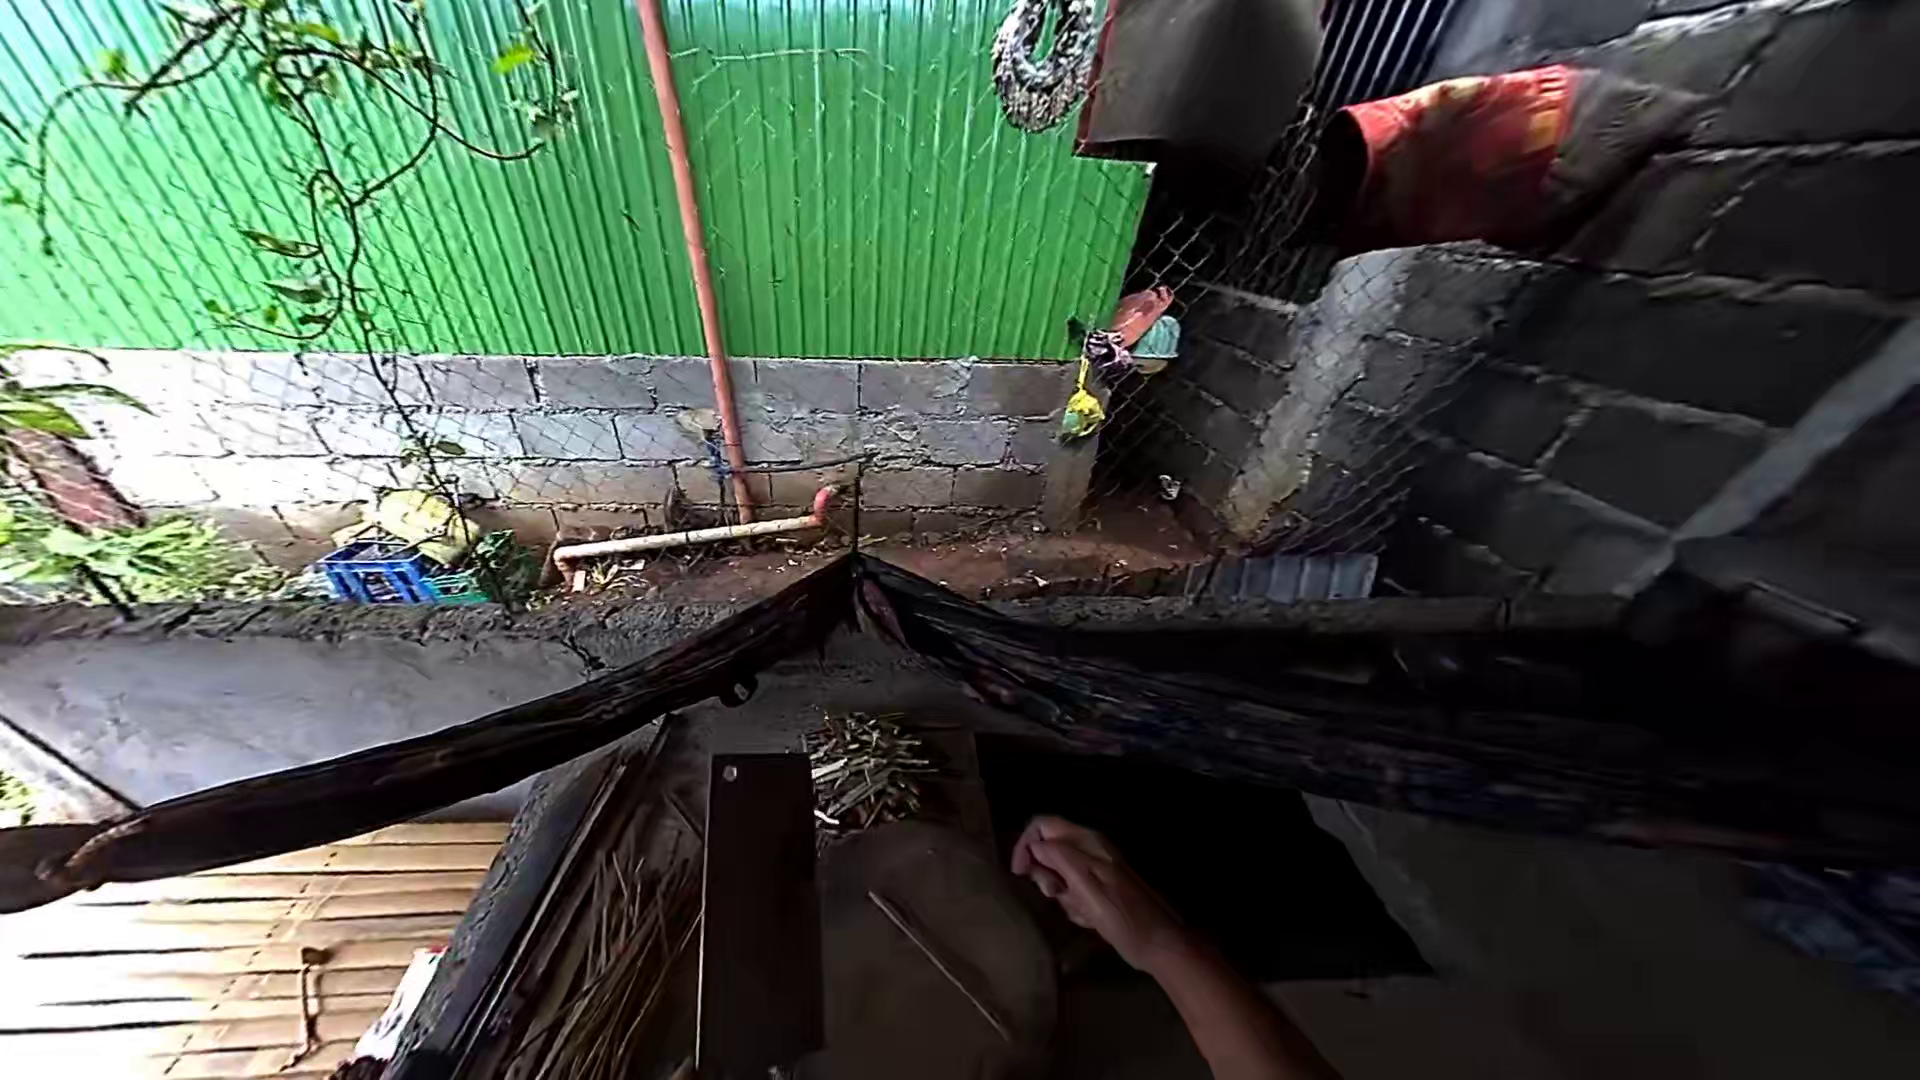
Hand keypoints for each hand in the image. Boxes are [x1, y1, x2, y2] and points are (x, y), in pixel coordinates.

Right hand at [1010, 815, 1186, 971]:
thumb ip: (1060, 859)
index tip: (1021, 872)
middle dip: (1044, 872)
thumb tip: (1035, 845)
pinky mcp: (1097, 885)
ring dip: (1060, 892)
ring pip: (1057, 870)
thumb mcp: (1087, 886)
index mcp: (1086, 840)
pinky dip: (1072, 902)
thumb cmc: (1123, 917)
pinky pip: (1071, 888)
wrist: (1158, 944)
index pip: (1042, 825)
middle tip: (1054, 895)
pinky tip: (1086, 917)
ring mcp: (1094, 865)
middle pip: (1047, 846)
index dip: (1026, 844)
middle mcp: (1089, 846)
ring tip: (1077, 910)